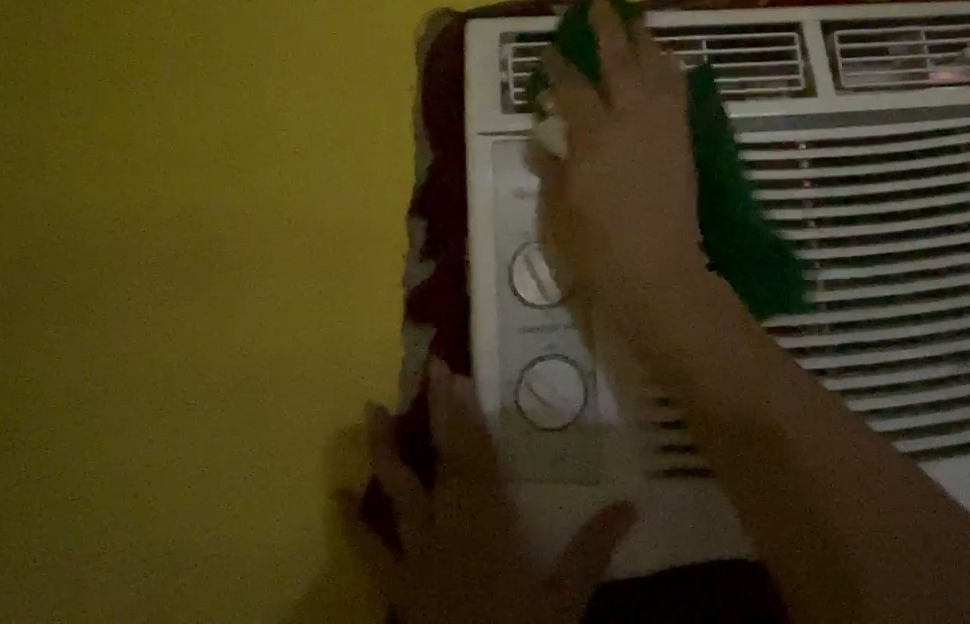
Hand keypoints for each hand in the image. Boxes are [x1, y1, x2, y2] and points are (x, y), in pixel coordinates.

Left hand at [338, 359, 635, 623]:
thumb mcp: (565, 603)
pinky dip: (354, 523)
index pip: (476, 460)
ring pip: (398, 496)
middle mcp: (448, 532)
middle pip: (440, 463)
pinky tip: (339, 495)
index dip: (466, 416)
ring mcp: (417, 559)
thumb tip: (630, 505)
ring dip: (385, 452)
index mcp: (488, 528)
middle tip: (430, 369)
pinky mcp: (399, 588)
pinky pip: (371, 551)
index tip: (458, 376)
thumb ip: (592, 550)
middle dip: (436, 414)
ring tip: (372, 410)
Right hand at [532, 1, 709, 335]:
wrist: (658, 272)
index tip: (550, 52)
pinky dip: (672, 72)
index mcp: (593, 137)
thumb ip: (551, 167)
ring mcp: (662, 129)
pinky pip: (679, 94)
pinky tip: (668, 63)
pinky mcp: (683, 141)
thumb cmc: (599, 249)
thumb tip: (542, 138)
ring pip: (656, 71)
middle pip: (619, 64)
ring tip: (640, 21)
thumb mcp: (561, 211)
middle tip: (601, 4)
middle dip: (608, 31)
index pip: (572, 89)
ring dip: (647, 43)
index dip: (559, 68)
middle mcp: (630, 121)